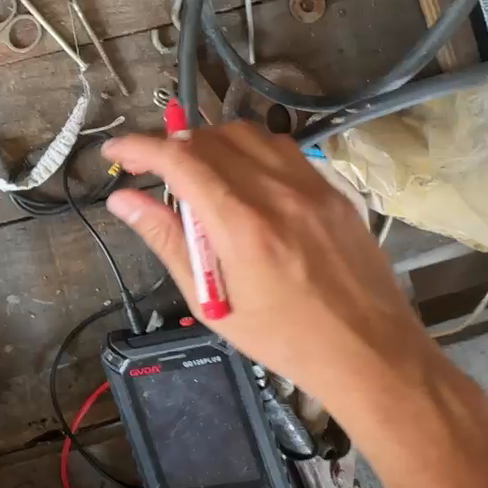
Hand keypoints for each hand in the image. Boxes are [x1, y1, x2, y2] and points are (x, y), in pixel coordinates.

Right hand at [102, 124, 442, 420]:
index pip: (178, 160)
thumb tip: (122, 200)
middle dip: (167, 145)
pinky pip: (281, 147)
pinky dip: (246, 148)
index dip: (138, 147)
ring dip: (207, 141)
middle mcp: (276, 193)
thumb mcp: (211, 301)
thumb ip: (166, 239)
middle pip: (207, 138)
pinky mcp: (333, 190)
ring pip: (244, 133)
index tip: (114, 151)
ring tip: (192, 168)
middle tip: (148, 168)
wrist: (372, 354)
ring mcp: (310, 187)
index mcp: (241, 225)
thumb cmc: (283, 338)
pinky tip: (239, 174)